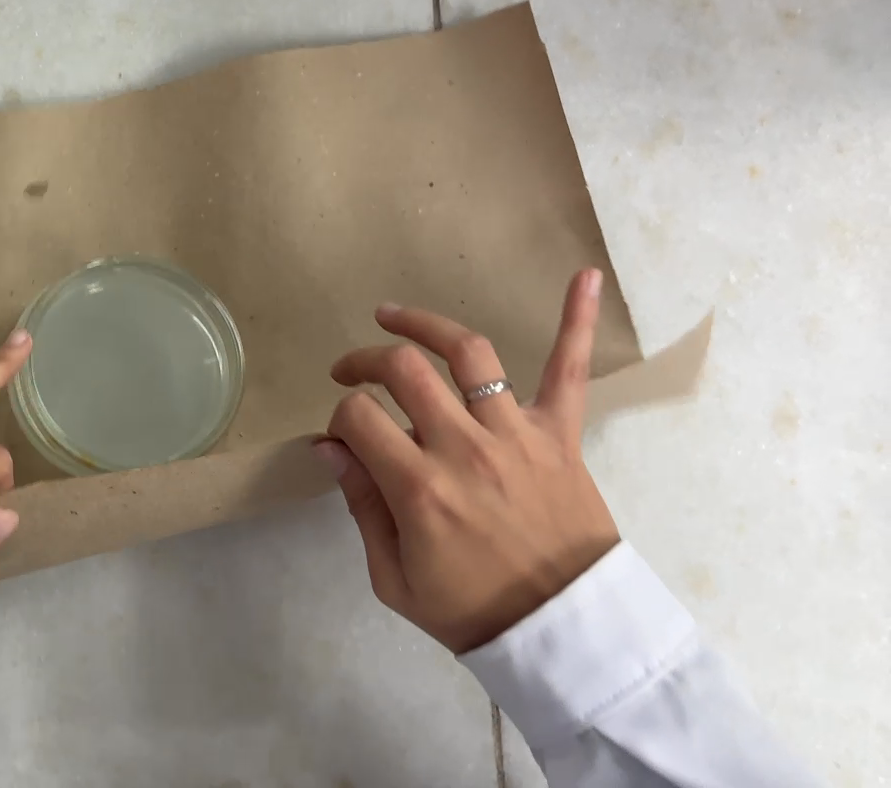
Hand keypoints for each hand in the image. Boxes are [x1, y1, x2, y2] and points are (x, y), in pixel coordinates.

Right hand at [315, 269, 620, 653]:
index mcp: (419, 487)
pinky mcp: (561, 436)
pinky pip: (570, 371)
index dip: (338, 419)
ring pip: (468, 353)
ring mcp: (518, 436)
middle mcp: (466, 448)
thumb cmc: (471, 610)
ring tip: (391, 316)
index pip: (357, 416)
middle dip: (361, 361)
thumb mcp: (392, 576)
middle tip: (347, 373)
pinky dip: (575, 320)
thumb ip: (360, 504)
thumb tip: (330, 447)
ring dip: (422, 324)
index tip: (342, 440)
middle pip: (402, 369)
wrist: (570, 637)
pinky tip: (582, 275)